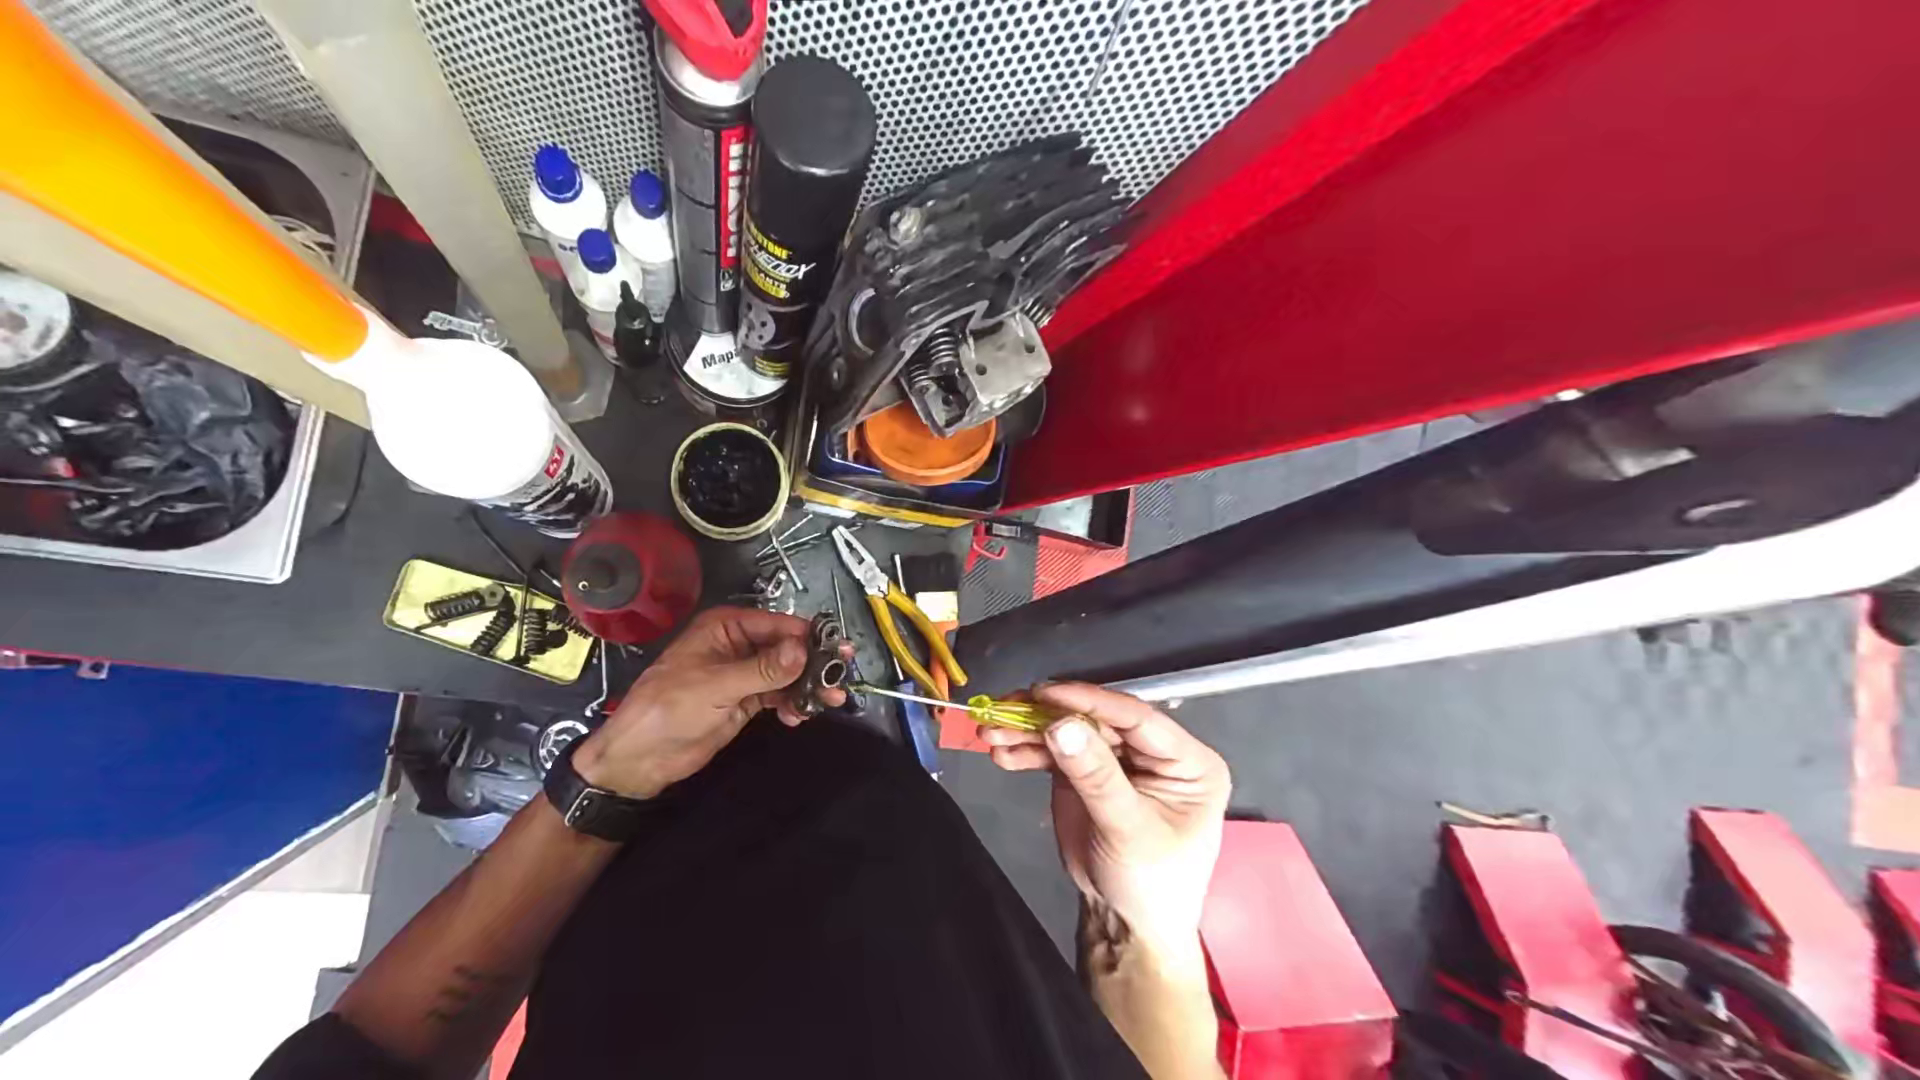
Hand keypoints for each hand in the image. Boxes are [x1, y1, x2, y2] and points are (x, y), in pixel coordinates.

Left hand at [572, 607, 840, 797]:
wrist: (640, 759)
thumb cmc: (668, 709)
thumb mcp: (716, 686)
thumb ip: (763, 668)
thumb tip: (803, 649)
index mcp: (726, 628)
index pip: (777, 625)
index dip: (807, 637)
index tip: (836, 650)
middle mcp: (739, 645)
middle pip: (787, 648)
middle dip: (812, 664)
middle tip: (839, 678)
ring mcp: (744, 674)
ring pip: (787, 673)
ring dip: (807, 686)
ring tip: (828, 701)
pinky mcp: (746, 700)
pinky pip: (779, 695)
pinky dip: (792, 703)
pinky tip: (798, 716)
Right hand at [981, 683, 1229, 958]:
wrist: (1125, 927)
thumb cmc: (1150, 884)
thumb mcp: (1129, 830)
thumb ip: (1096, 776)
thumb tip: (1060, 724)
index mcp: (1187, 761)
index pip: (1136, 717)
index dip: (1090, 701)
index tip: (1047, 693)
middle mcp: (1151, 752)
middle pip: (1095, 720)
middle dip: (1048, 715)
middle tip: (1005, 708)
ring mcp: (1116, 759)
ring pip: (1070, 730)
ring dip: (1028, 730)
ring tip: (991, 731)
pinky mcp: (1085, 771)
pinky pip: (1055, 752)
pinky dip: (1026, 751)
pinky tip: (1002, 752)